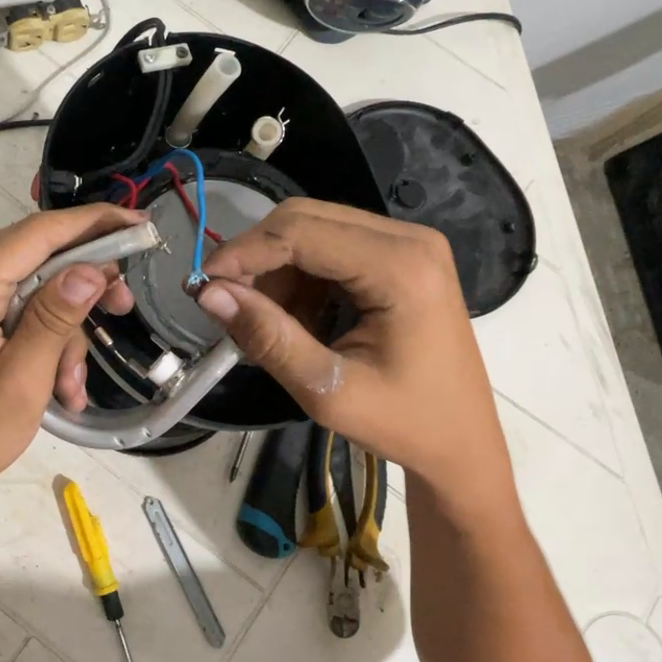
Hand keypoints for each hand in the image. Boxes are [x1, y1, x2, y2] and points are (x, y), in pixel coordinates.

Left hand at [0, 205, 142, 506]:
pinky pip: (20, 311)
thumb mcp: (21, 383)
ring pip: (36, 288)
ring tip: (72, 387)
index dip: (93, 223)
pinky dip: (47, 342)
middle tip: (123, 307)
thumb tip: (91, 268)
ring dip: (65, 332)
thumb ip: (54, 320)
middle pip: (39, 254)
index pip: (37, 233)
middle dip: (85, 283)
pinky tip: (59, 388)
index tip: (140, 223)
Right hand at [196, 199, 509, 492]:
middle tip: (227, 306)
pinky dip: (300, 277)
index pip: (300, 232)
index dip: (243, 253)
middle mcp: (408, 239)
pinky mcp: (402, 257)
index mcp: (401, 268)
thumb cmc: (403, 423)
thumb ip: (269, 338)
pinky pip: (331, 247)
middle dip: (257, 259)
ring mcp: (408, 244)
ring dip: (277, 271)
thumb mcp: (328, 390)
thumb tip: (208, 294)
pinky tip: (298, 320)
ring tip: (268, 325)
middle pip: (305, 219)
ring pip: (313, 229)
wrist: (461, 443)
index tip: (200, 287)